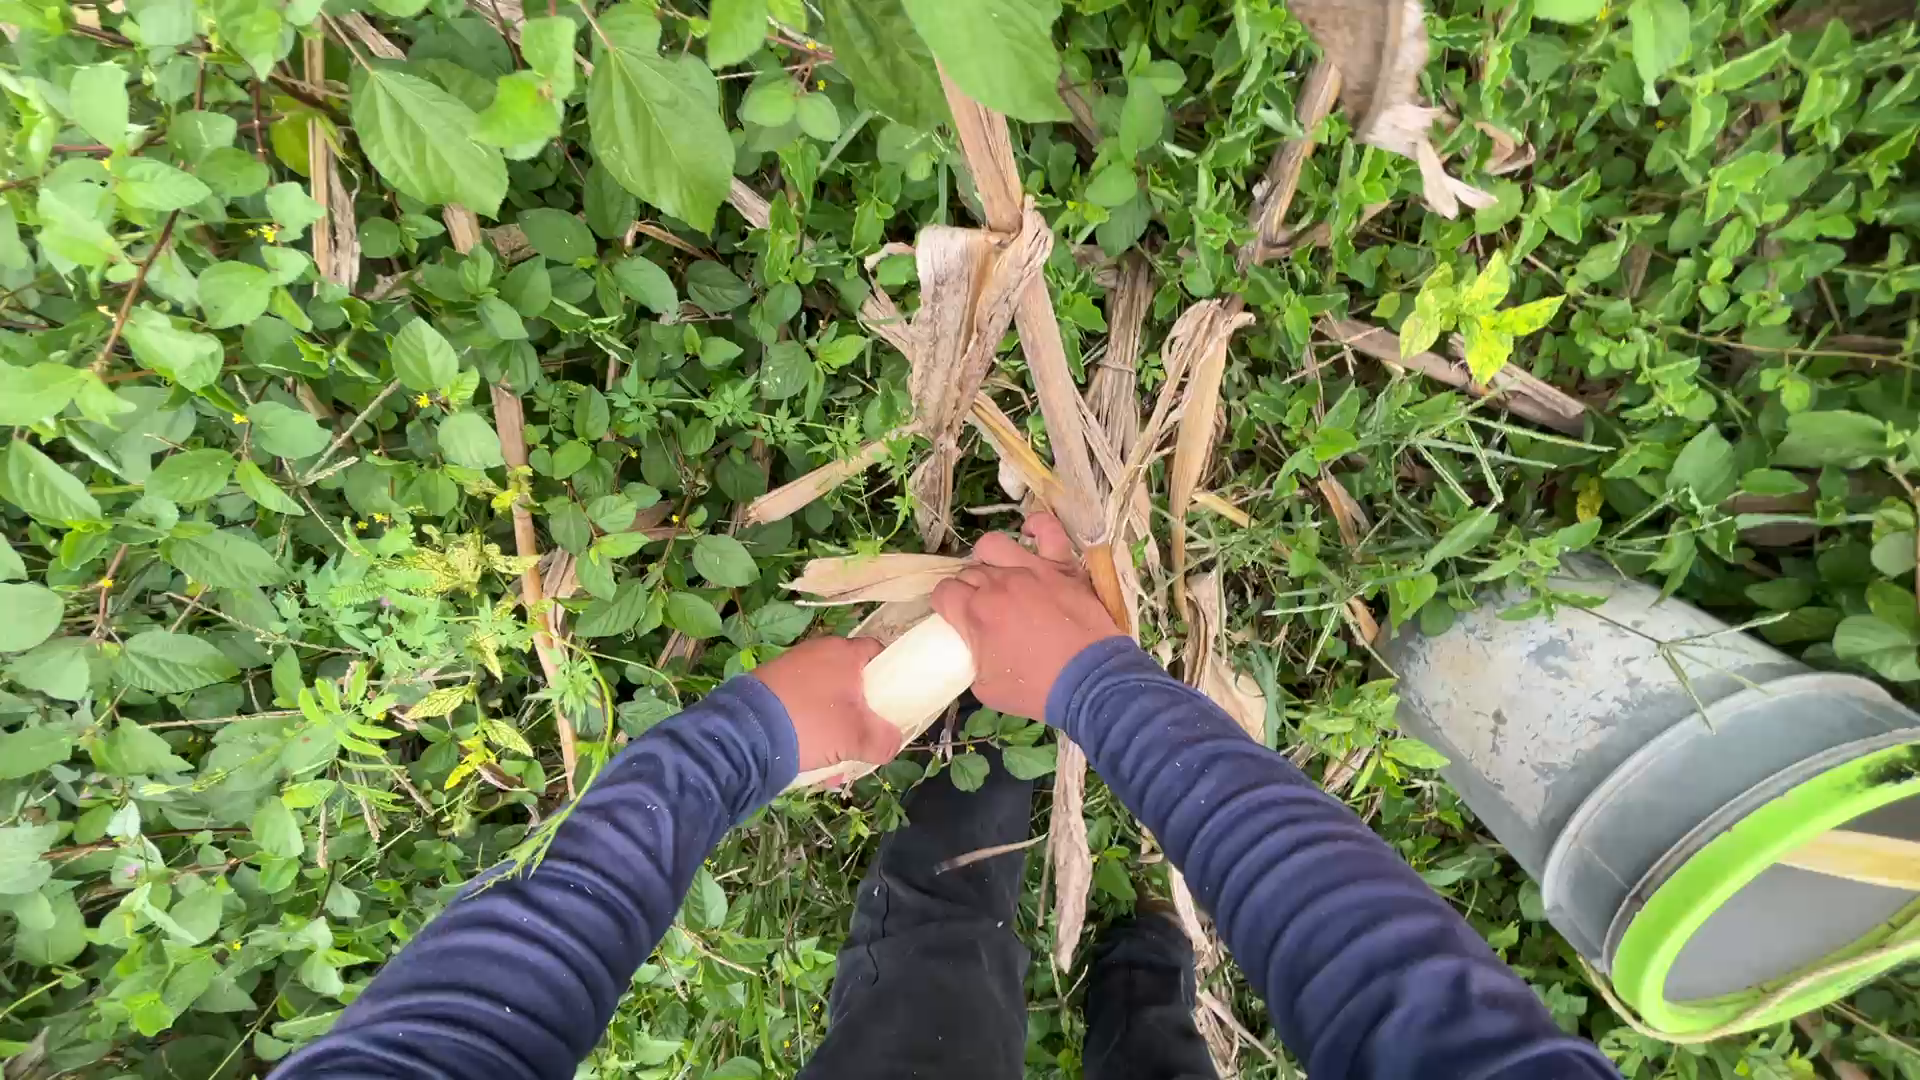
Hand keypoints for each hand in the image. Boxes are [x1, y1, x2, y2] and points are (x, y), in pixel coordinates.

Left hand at [752, 637, 902, 772]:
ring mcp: (790, 666)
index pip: (877, 651)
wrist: (745, 732)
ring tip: (832, 756)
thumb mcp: (858, 737)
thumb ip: (884, 740)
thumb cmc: (812, 723)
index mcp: (844, 652)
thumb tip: (892, 743)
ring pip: (825, 694)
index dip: (890, 673)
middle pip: (851, 676)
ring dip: (833, 722)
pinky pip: (801, 703)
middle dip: (859, 708)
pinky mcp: (769, 684)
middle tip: (862, 733)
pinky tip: (807, 753)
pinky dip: (808, 724)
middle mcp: (817, 651)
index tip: (891, 700)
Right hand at [931, 514, 1121, 721]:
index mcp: (976, 613)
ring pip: (995, 545)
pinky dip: (1037, 527)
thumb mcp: (985, 688)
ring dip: (987, 559)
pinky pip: (1049, 531)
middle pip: (968, 571)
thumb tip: (972, 645)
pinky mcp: (1062, 567)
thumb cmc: (1037, 690)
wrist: (1091, 682)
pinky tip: (1030, 533)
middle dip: (967, 589)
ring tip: (996, 574)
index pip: (943, 592)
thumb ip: (971, 658)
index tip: (954, 617)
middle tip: (981, 610)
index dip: (944, 605)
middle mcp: (999, 583)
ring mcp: (1032, 569)